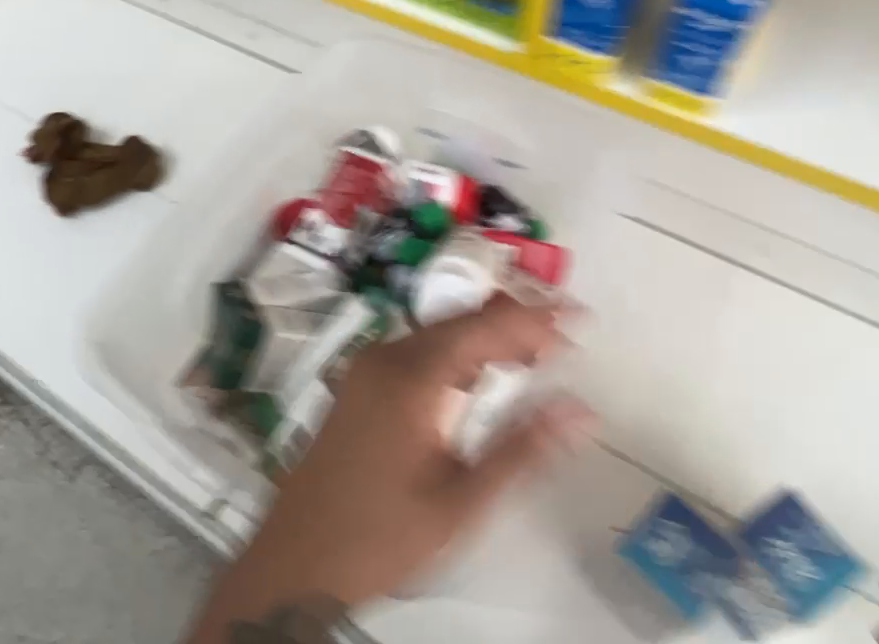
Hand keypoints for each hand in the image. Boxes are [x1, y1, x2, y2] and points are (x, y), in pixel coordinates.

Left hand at [187, 296, 590, 641]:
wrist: (297, 559)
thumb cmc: (382, 534)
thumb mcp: (461, 501)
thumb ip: (520, 449)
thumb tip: (581, 410)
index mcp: (411, 376)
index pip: (484, 327)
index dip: (535, 319)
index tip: (579, 320)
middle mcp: (385, 357)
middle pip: (459, 322)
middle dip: (514, 324)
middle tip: (564, 340)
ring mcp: (365, 368)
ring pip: (436, 335)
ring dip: (484, 339)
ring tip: (533, 358)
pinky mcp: (357, 384)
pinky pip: (415, 352)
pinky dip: (455, 355)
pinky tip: (478, 380)